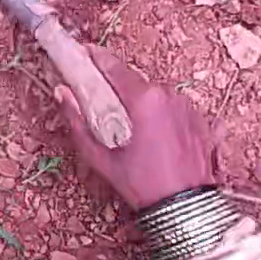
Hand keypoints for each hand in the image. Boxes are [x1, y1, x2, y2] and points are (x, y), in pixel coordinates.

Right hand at [56, 46, 216, 207]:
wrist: (186, 207)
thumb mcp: (101, 157)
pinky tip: (150, 138)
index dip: (96, 58)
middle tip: (99, 102)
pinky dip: (158, 116)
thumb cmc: (142, 184)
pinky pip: (170, 109)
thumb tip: (62, 94)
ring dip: (138, 105)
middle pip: (134, 82)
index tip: (83, 52)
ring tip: (127, 130)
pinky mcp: (197, 118)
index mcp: (144, 100)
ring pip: (153, 96)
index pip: (114, 67)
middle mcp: (168, 95)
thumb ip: (78, 122)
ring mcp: (186, 106)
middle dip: (116, 88)